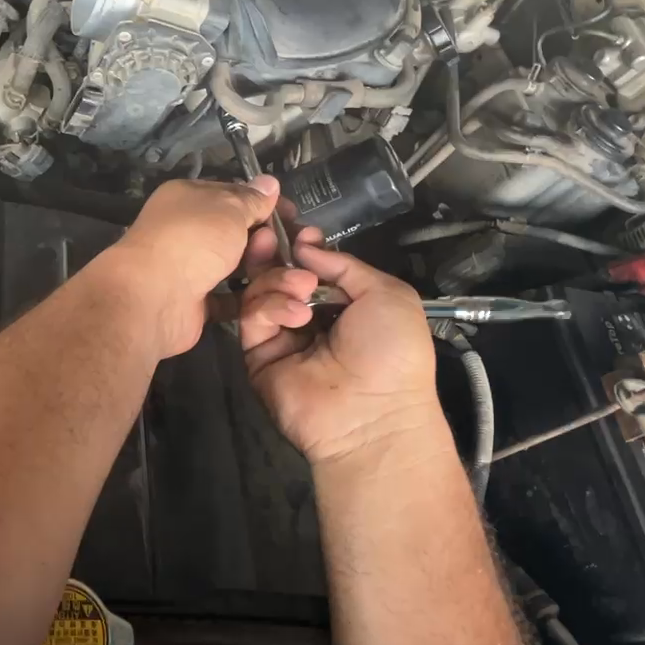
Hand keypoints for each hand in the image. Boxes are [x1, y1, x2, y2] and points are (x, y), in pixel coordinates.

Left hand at [89, 176, 279, 357]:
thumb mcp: (227, 208)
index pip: (232, 196)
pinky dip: (253, 299)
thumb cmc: (192, 239)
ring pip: (237, 267)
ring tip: (297, 279)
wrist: (154, 296)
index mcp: (188, 199)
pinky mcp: (197, 303)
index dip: (264, 205)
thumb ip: (251, 199)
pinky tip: (282, 300)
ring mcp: (191, 269)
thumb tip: (268, 183)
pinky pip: (231, 299)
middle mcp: (188, 232)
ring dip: (266, 272)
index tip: (293, 216)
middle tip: (294, 249)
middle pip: (237, 234)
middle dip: (268, 241)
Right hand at [239, 227, 439, 462]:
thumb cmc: (392, 353)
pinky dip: (270, 307)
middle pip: (276, 273)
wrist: (374, 415)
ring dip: (278, 279)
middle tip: (270, 236)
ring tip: (304, 289)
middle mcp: (307, 316)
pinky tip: (295, 315)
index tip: (298, 230)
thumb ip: (344, 263)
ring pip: (260, 290)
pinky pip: (252, 318)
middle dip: (274, 252)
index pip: (308, 266)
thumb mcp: (387, 293)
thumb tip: (305, 246)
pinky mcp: (257, 355)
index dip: (299, 245)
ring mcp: (280, 336)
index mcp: (341, 303)